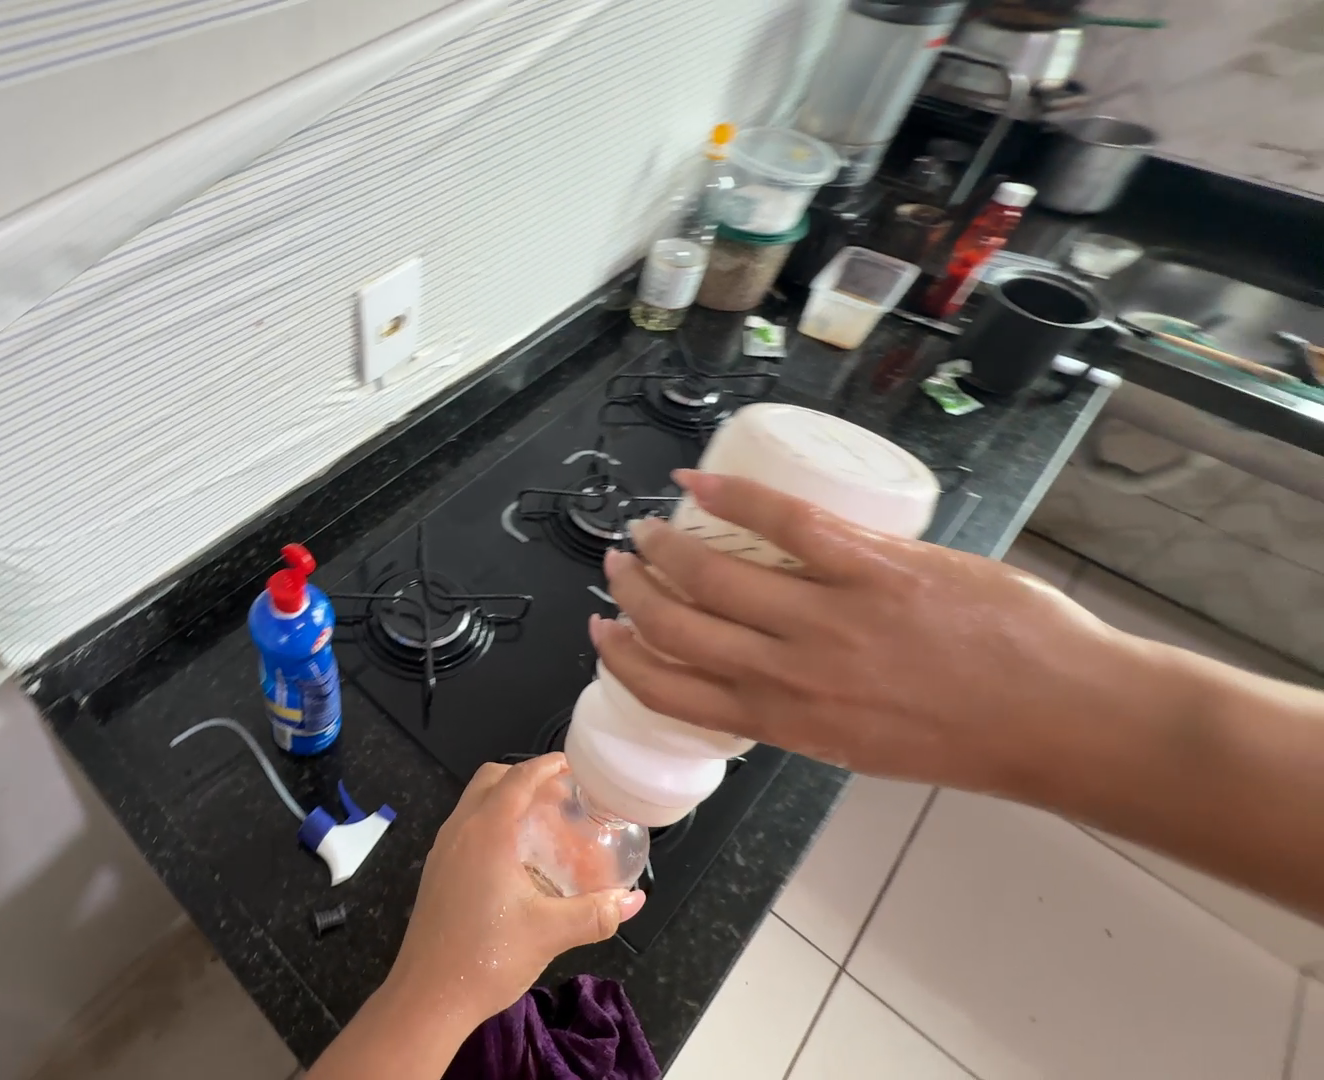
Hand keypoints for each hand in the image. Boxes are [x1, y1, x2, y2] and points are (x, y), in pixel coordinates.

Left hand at [386, 753, 645, 1028]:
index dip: (545, 765)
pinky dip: (491, 822)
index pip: (517, 779)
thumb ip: (595, 913)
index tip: (572, 764)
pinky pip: (466, 826)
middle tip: (560, 795)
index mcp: (485, 831)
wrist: (428, 993)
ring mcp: (443, 848)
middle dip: (525, 778)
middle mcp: (460, 829)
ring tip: (542, 823)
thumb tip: (634, 901)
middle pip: (491, 780)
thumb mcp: (550, 933)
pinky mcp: (438, 868)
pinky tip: (515, 857)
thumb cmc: (487, 956)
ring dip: (506, 800)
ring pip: (475, 802)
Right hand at [592, 470, 1157, 798]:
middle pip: (674, 622)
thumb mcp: (848, 743)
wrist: (1068, 719)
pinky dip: (729, 498)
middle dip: (631, 589)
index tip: (603, 629)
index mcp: (778, 718)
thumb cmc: (960, 736)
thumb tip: (739, 668)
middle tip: (620, 563)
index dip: (619, 656)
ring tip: (646, 529)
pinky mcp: (873, 566)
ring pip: (711, 572)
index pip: (665, 688)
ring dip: (662, 546)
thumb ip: (788, 708)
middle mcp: (787, 670)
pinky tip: (694, 486)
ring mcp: (828, 615)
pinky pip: (783, 522)